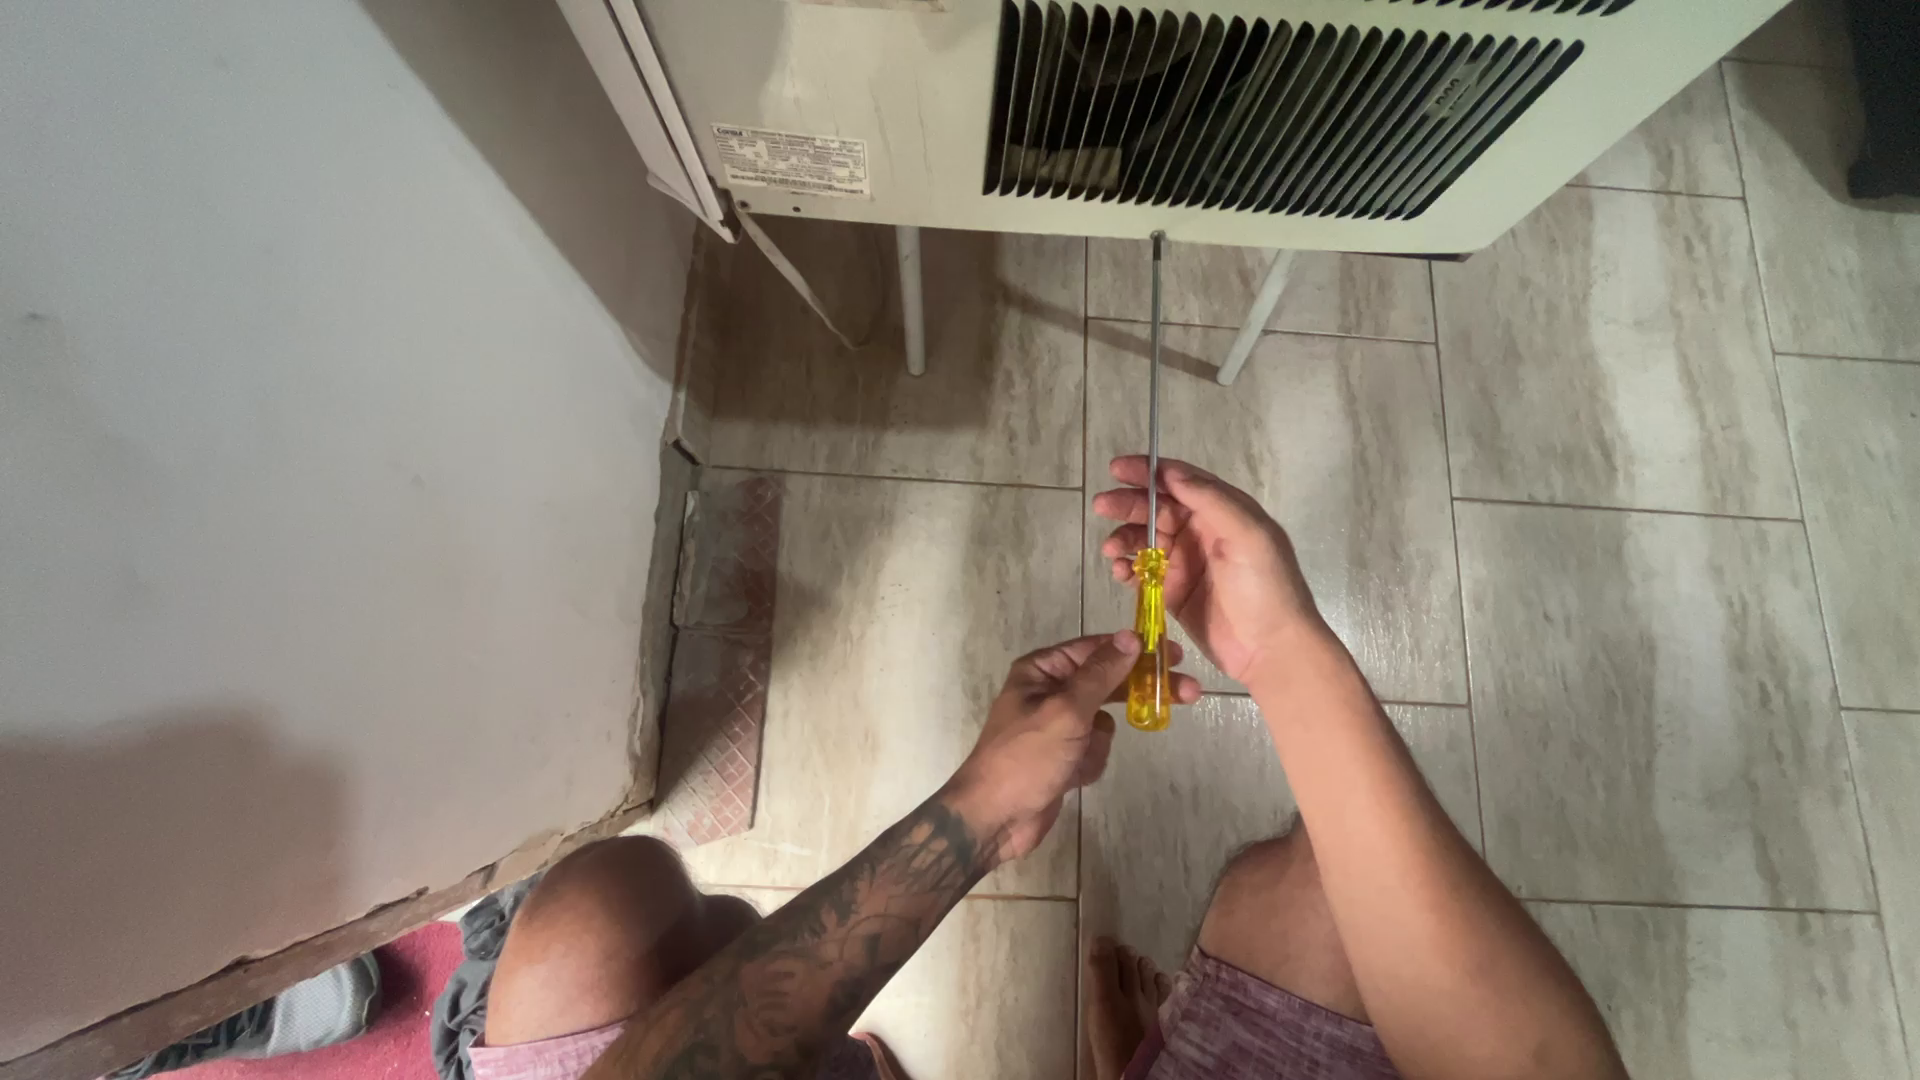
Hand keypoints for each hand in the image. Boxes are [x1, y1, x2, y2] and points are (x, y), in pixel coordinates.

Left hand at [942, 632, 1200, 866]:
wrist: (996, 818)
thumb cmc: (1027, 757)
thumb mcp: (1067, 710)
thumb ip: (1101, 673)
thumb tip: (1130, 636)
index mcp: (1041, 671)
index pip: (1096, 649)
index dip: (1135, 649)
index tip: (1174, 653)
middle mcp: (1049, 691)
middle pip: (1107, 682)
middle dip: (1139, 692)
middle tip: (1187, 693)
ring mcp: (1056, 725)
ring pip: (1105, 721)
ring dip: (1100, 741)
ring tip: (1081, 757)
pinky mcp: (1063, 755)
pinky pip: (1095, 748)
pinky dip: (1090, 761)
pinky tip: (1073, 776)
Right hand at [1093, 456, 1324, 685]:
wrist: (1271, 650)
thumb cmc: (1266, 588)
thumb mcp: (1248, 535)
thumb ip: (1211, 500)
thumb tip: (1171, 473)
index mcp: (1222, 511)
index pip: (1180, 481)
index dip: (1148, 472)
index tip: (1117, 469)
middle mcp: (1201, 531)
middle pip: (1156, 507)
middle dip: (1127, 504)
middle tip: (1101, 506)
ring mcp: (1184, 561)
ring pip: (1143, 538)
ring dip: (1123, 537)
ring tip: (1111, 550)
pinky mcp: (1171, 591)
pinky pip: (1140, 571)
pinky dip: (1125, 567)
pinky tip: (1119, 572)